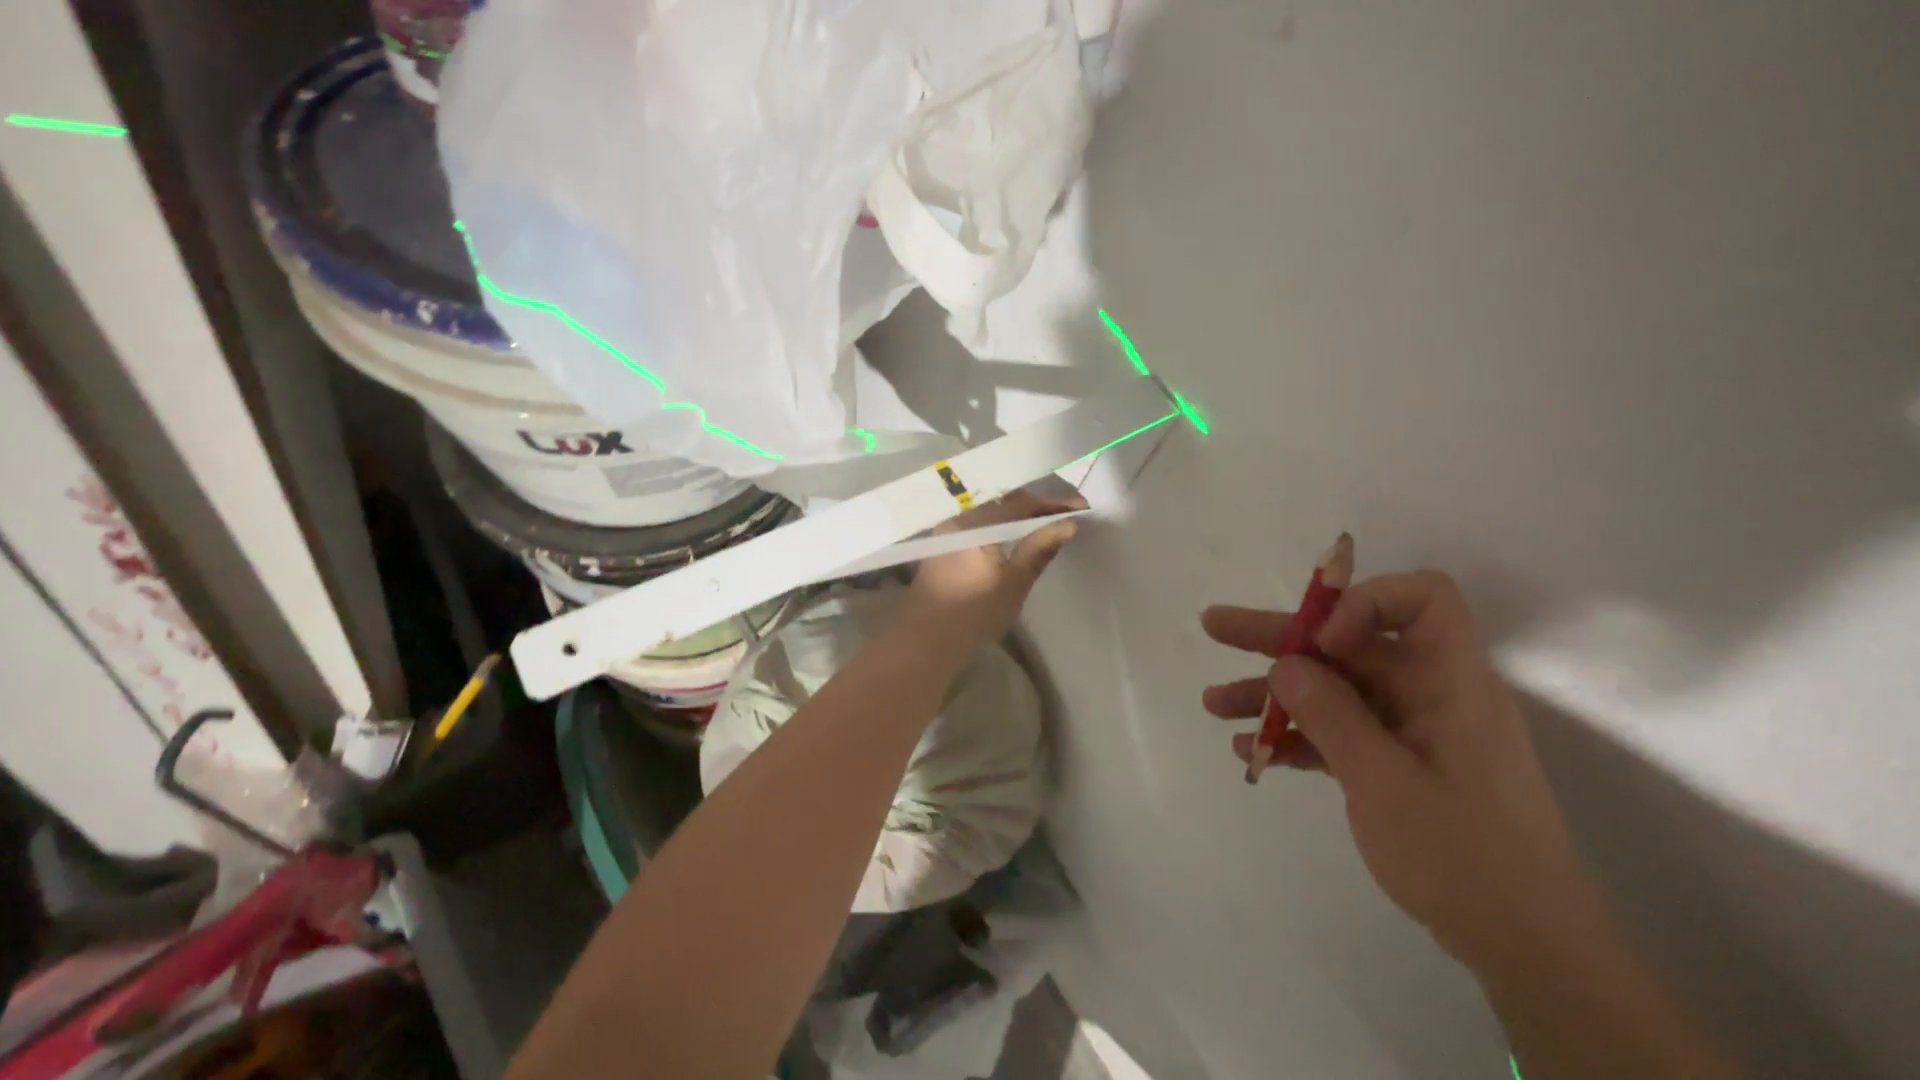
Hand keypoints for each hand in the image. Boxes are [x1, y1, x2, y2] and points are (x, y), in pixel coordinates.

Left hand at [899, 488, 1084, 655]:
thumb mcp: (1013, 582)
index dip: (1051, 504)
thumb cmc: (973, 613)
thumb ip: (1039, 549)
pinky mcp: (943, 545)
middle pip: (1002, 502)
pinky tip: (1016, 534)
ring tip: (1046, 520)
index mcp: (973, 523)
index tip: (1080, 507)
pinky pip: (978, 524)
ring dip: (1018, 514)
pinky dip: (1000, 525)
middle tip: (1066, 512)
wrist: (925, 641)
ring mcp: (947, 531)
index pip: (1019, 503)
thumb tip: (1069, 524)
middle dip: (1035, 505)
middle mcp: (957, 518)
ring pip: (990, 512)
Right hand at [1200, 572, 1604, 972]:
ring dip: (1277, 694)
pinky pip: (1342, 733)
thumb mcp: (1384, 782)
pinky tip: (1252, 750)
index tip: (1315, 642)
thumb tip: (1285, 664)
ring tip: (1214, 704)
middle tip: (1216, 629)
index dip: (1363, 603)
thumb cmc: (1463, 854)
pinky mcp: (1400, 767)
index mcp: (1452, 682)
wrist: (1524, 942)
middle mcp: (1433, 695)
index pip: (1422, 599)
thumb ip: (1331, 716)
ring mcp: (1415, 733)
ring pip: (1338, 691)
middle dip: (1283, 638)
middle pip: (1354, 644)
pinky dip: (1299, 736)